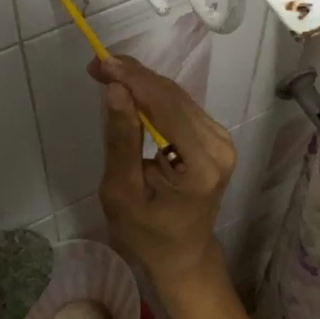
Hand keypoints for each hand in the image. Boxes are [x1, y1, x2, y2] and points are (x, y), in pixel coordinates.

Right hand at [92, 55, 236, 284]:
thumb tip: (116, 90)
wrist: (182, 255)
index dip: (134, 80)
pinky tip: (130, 90)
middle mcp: (219, 147)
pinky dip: (154, 96)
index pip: (167, 107)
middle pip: (174, 97)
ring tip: (108, 73)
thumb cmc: (146, 232)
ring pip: (178, 97)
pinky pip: (182, 107)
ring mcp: (222, 141)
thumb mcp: (122, 191)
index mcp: (201, 165)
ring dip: (142, 83)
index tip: (101, 63)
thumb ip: (121, 139)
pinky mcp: (215, 138)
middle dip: (135, 77)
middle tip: (98, 66)